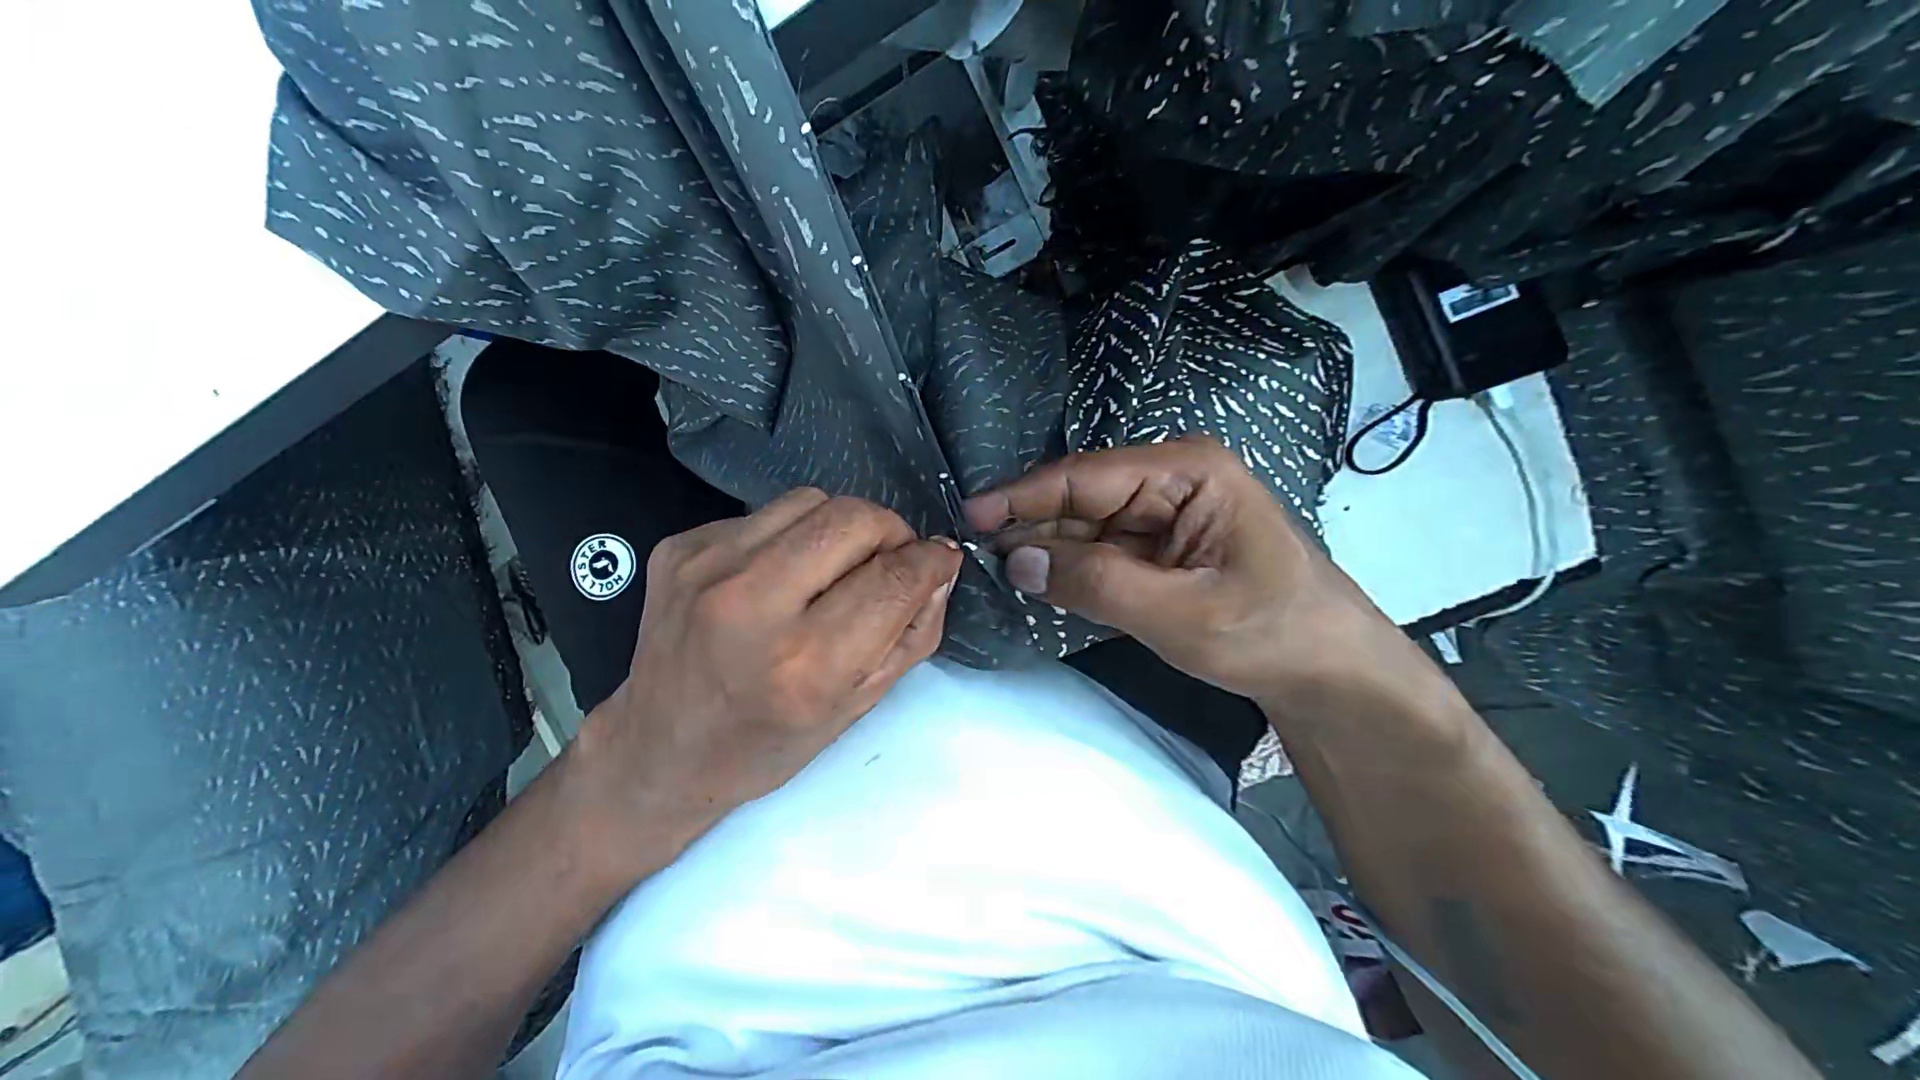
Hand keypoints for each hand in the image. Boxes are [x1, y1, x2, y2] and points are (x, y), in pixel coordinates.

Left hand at [570, 488, 962, 853]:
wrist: (660, 749)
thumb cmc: (768, 743)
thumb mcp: (858, 707)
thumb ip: (913, 634)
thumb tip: (940, 566)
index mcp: (806, 665)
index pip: (894, 579)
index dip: (932, 560)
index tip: (941, 559)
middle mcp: (751, 606)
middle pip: (855, 519)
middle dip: (892, 533)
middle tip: (889, 561)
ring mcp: (707, 568)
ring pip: (813, 500)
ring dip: (842, 527)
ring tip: (833, 566)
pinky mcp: (680, 547)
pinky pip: (765, 513)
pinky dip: (791, 535)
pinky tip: (779, 574)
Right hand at [963, 438, 1399, 707]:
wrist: (1329, 674)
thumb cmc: (1270, 632)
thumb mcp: (1181, 613)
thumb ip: (1096, 584)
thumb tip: (1017, 561)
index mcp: (1187, 472)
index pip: (1085, 477)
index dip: (1023, 497)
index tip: (969, 517)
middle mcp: (1171, 482)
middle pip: (1082, 499)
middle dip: (1031, 526)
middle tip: (972, 554)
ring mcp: (1166, 516)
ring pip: (1087, 528)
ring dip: (1046, 551)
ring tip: (994, 570)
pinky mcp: (1161, 550)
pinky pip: (1103, 553)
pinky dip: (1071, 570)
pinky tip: (1037, 583)